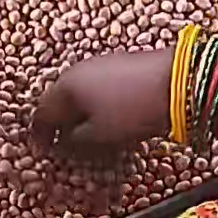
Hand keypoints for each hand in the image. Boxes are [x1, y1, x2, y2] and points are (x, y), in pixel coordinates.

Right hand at [30, 50, 173, 156]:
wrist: (177, 82)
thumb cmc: (129, 112)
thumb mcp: (97, 136)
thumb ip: (72, 142)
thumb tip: (61, 144)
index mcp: (64, 87)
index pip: (41, 113)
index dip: (40, 136)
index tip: (43, 152)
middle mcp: (76, 71)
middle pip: (59, 101)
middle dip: (59, 124)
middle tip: (63, 146)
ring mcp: (99, 65)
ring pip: (78, 94)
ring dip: (77, 115)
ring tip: (86, 136)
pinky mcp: (120, 65)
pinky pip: (96, 89)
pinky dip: (94, 106)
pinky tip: (105, 119)